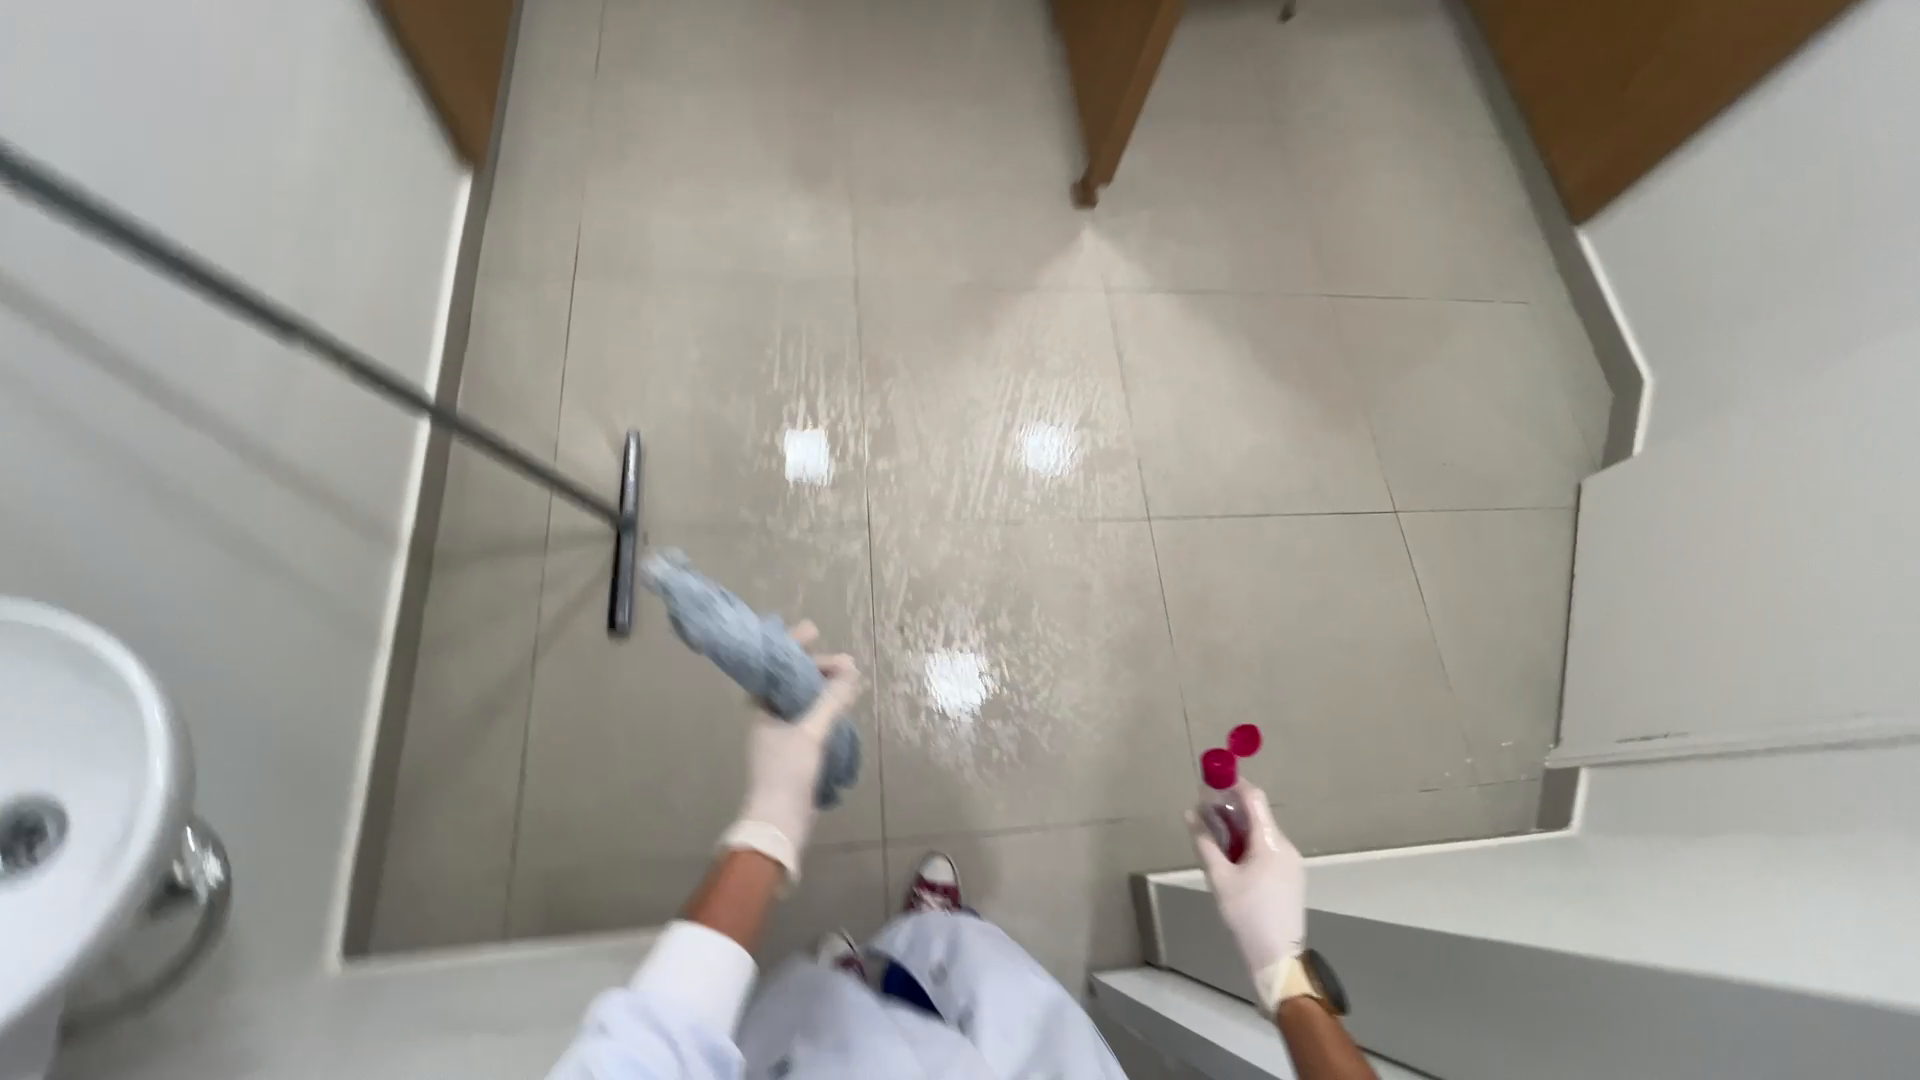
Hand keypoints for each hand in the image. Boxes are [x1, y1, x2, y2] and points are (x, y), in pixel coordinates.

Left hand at [729, 622, 861, 879]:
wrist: (779, 820)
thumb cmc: (786, 771)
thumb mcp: (811, 732)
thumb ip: (832, 700)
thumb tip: (852, 671)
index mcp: (761, 706)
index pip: (774, 665)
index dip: (792, 645)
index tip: (814, 629)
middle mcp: (768, 715)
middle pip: (793, 681)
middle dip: (819, 668)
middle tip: (847, 664)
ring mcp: (781, 733)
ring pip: (805, 699)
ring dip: (826, 688)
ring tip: (850, 680)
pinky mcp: (795, 749)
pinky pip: (812, 717)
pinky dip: (828, 708)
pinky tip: (845, 707)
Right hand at [1187, 782, 1305, 1009]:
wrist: (1278, 958)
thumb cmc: (1246, 915)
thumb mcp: (1219, 878)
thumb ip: (1204, 842)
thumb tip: (1190, 813)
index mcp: (1270, 843)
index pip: (1254, 798)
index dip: (1233, 784)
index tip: (1212, 780)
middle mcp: (1285, 846)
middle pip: (1257, 815)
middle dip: (1230, 808)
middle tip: (1203, 811)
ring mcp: (1292, 862)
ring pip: (1262, 832)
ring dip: (1238, 827)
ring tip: (1213, 836)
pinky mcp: (1291, 876)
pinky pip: (1268, 848)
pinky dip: (1248, 844)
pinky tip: (1231, 857)